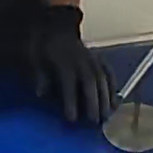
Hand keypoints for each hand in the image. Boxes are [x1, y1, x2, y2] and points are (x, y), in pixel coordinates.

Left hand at [25, 5, 112, 124]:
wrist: (56, 30)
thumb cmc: (45, 52)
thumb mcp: (36, 61)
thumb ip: (40, 77)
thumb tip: (40, 93)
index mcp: (64, 61)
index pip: (68, 83)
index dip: (70, 101)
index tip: (71, 119)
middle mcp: (81, 59)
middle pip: (90, 82)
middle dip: (93, 102)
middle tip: (94, 122)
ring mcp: (92, 58)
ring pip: (102, 78)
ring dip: (106, 98)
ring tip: (107, 116)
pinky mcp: (100, 60)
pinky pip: (109, 73)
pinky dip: (114, 88)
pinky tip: (116, 102)